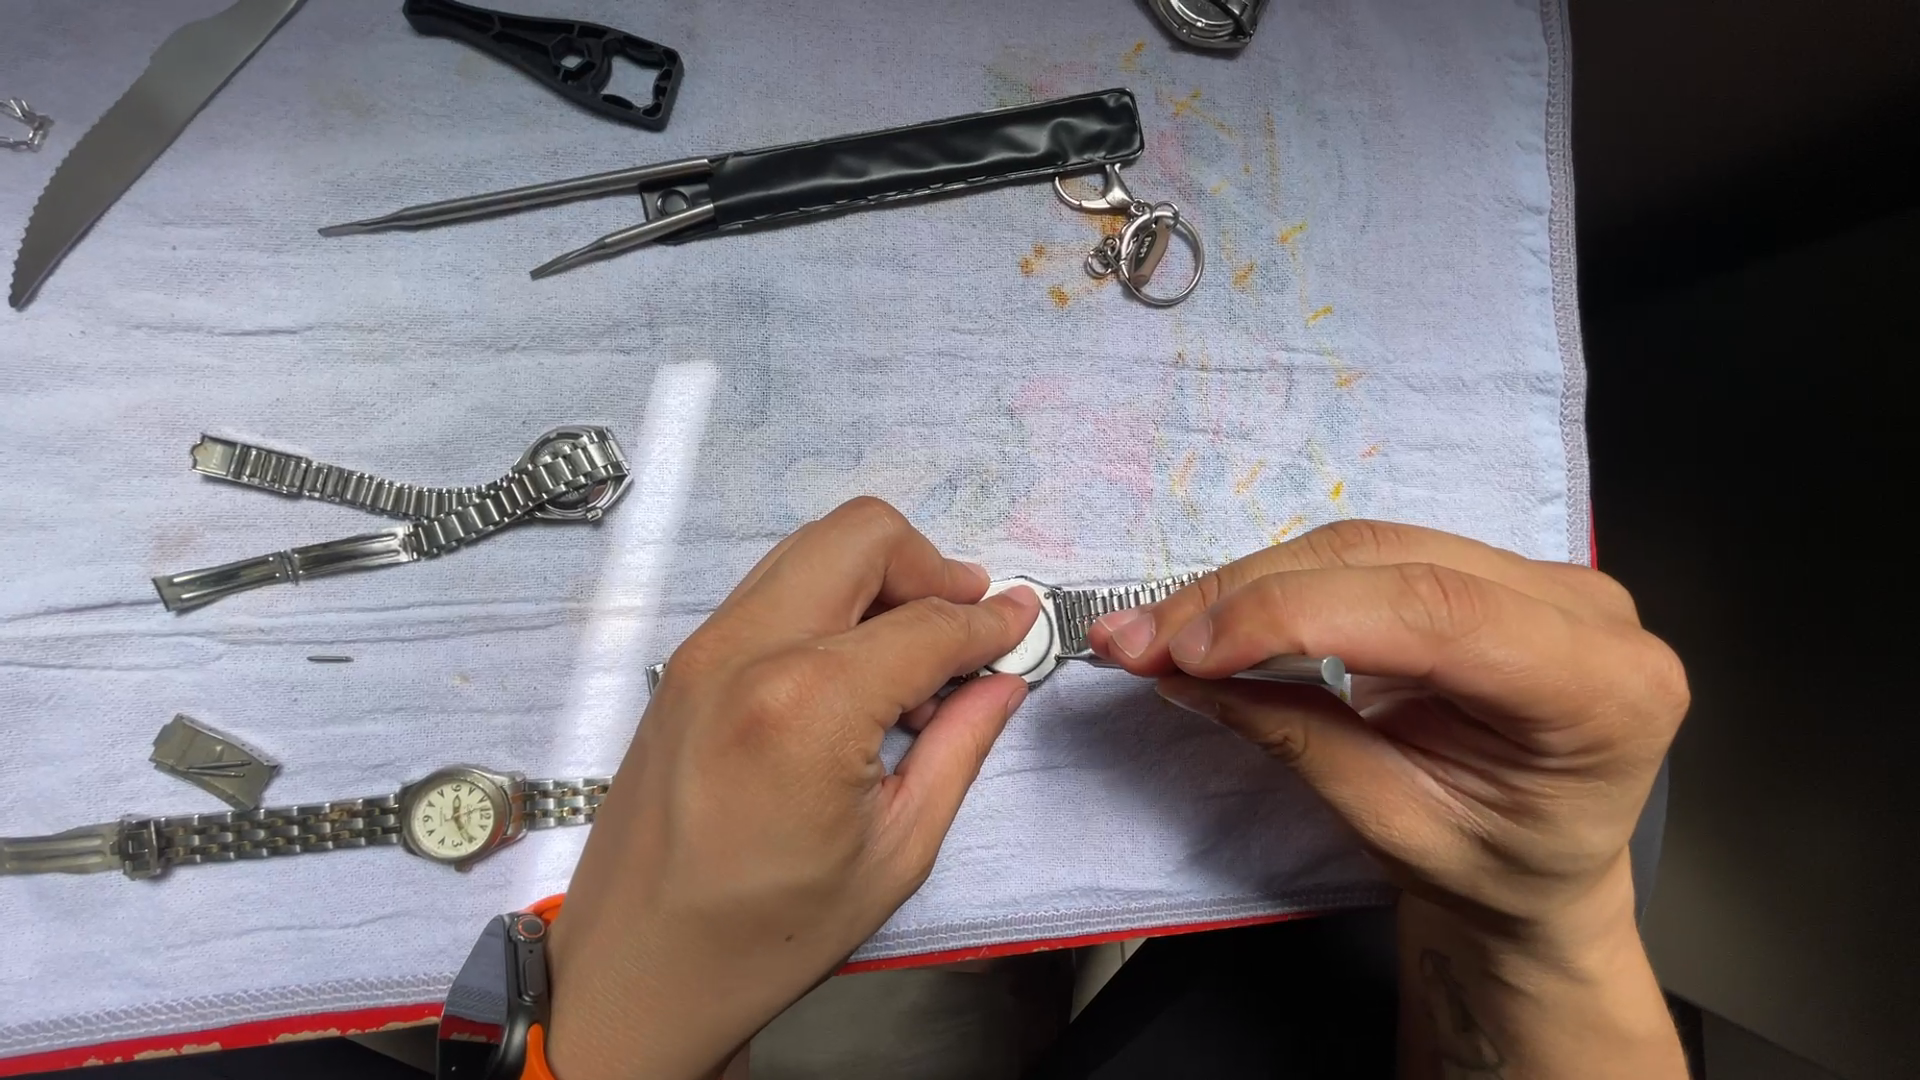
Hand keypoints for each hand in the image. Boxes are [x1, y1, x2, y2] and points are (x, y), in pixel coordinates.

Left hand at [545, 498, 1039, 1079]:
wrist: (629, 969)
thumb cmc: (770, 932)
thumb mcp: (898, 850)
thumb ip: (963, 744)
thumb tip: (1005, 676)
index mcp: (808, 704)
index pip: (926, 623)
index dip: (989, 620)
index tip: (1022, 621)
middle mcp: (748, 646)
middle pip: (863, 534)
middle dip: (931, 565)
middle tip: (964, 620)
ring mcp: (707, 642)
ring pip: (816, 544)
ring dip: (882, 574)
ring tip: (912, 648)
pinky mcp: (687, 655)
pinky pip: (779, 583)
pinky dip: (835, 596)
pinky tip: (855, 663)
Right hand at [1086, 519, 1688, 934]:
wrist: (1539, 862)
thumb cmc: (1488, 868)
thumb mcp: (1389, 820)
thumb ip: (1290, 734)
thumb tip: (1180, 671)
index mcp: (1596, 685)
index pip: (1428, 612)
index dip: (1290, 616)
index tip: (1184, 652)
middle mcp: (1575, 604)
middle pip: (1376, 561)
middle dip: (1240, 597)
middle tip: (1136, 639)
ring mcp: (1527, 572)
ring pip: (1351, 545)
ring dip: (1239, 586)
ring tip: (1157, 630)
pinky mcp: (1473, 567)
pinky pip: (1353, 555)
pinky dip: (1268, 585)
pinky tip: (1212, 614)